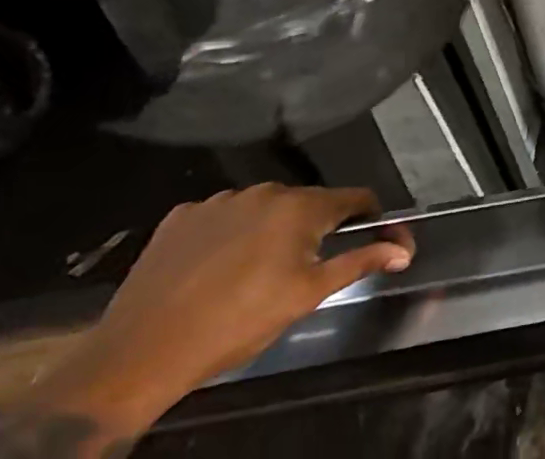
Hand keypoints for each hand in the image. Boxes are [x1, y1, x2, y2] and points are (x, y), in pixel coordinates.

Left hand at [0, 185, 411, 456]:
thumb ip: (359, 262)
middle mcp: (263, 191)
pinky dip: (230, 234)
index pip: (354, 196)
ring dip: (271, 229)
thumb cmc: (238, 323)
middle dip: (315, 227)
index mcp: (299, 207)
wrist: (141, 353)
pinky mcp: (180, 217)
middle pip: (307, 202)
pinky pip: (222, 217)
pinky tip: (217, 267)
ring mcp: (217, 201)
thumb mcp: (307, 297)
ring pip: (263, 208)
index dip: (371, 216)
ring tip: (256, 271)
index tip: (375, 236)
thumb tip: (403, 249)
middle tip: (306, 268)